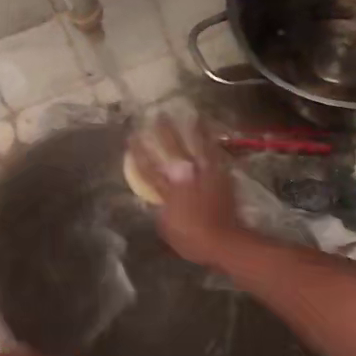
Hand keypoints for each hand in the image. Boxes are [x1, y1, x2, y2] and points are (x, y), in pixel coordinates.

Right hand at [129, 115, 248, 266]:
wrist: (223, 240)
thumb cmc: (191, 239)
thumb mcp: (166, 228)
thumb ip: (162, 210)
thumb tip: (161, 200)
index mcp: (167, 189)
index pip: (148, 167)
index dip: (139, 152)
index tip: (132, 137)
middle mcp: (185, 176)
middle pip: (172, 149)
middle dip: (164, 131)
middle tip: (159, 115)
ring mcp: (205, 174)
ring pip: (199, 146)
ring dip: (194, 130)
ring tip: (192, 115)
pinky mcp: (222, 176)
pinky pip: (217, 155)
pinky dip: (214, 144)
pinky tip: (213, 135)